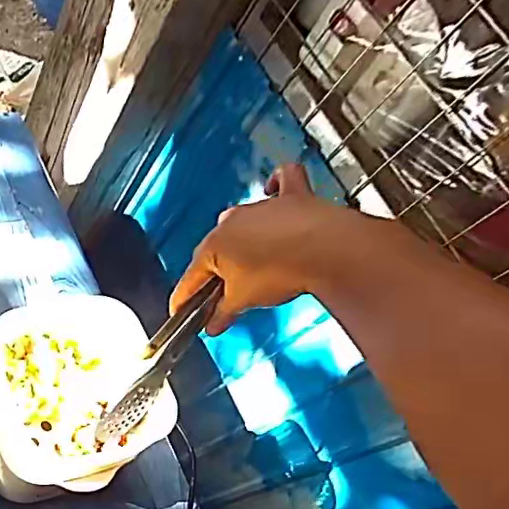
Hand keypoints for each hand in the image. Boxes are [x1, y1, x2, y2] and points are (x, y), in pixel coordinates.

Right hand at [171, 163, 377, 334]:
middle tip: (220, 296)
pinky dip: (276, 186)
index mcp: (212, 246)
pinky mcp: (293, 197)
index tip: (179, 311)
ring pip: (241, 223)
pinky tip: (273, 190)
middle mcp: (231, 222)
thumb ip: (223, 312)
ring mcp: (261, 207)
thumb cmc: (281, 271)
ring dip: (241, 242)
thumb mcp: (243, 301)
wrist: (328, 250)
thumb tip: (213, 325)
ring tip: (250, 265)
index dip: (183, 299)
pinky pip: (282, 183)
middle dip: (214, 273)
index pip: (190, 278)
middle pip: (214, 251)